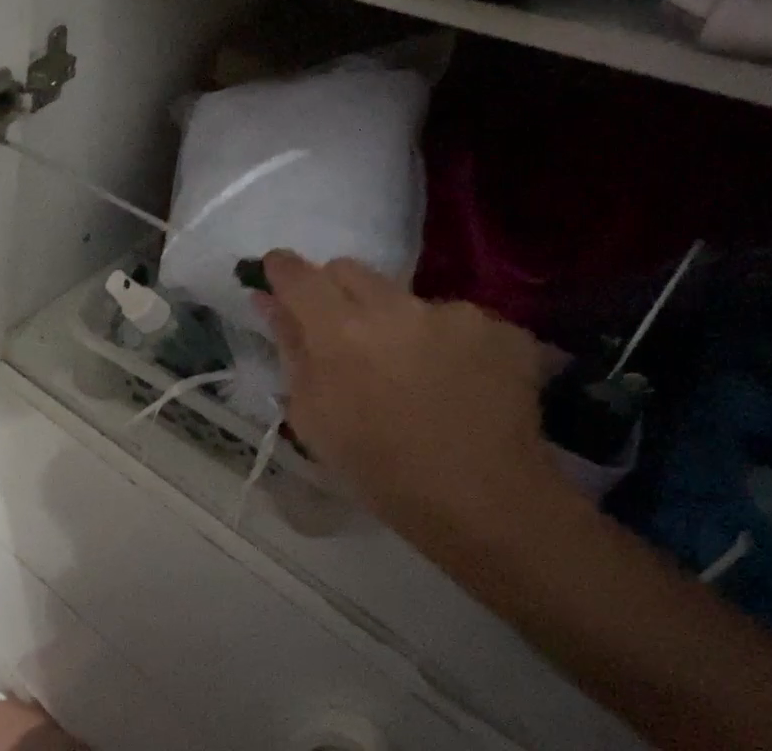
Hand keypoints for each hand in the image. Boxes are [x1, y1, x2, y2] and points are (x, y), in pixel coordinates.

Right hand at [259, 250, 557, 532]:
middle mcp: (395, 307)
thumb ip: (290, 348)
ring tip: (412, 370)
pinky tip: (458, 381)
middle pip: (350, 270)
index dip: (281, 270)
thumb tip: (268, 302)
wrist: (483, 503)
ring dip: (397, 321)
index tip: (276, 277)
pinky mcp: (503, 330)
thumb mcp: (312, 415)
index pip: (297, 274)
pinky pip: (459, 322)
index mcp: (338, 330)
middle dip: (336, 291)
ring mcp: (454, 314)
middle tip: (341, 333)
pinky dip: (450, 343)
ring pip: (406, 298)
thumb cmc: (377, 468)